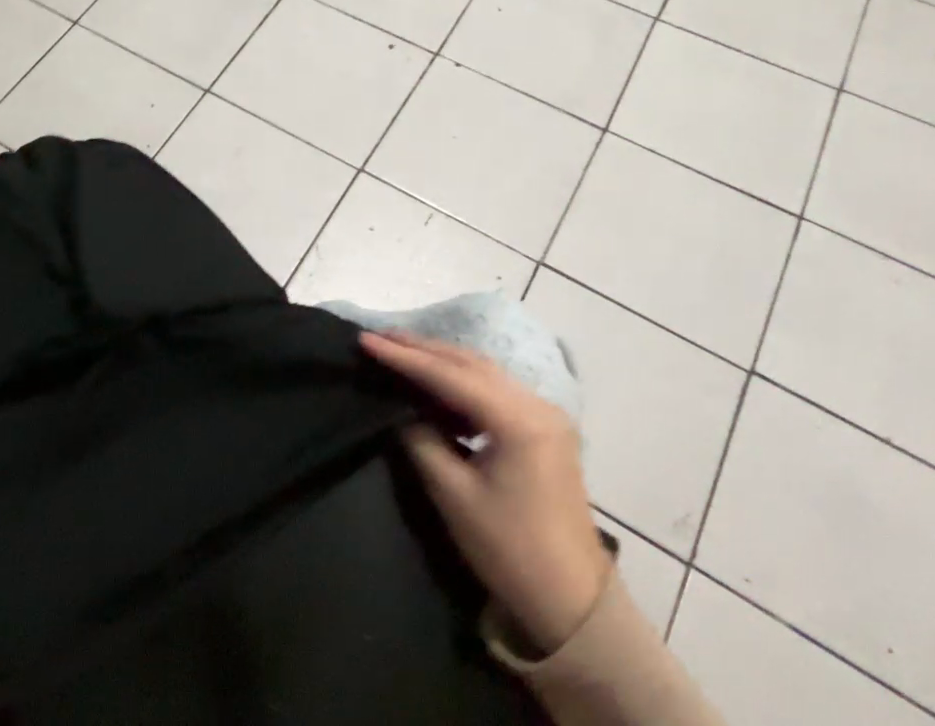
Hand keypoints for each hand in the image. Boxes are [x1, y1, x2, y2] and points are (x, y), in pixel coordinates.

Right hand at [362, 332, 609, 654]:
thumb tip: (400, 411)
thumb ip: (422, 441)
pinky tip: (435, 381)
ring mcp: (546, 417)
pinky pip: (496, 390)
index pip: (450, 375)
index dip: (404, 357)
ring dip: (441, 359)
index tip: (364, 340)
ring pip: (485, 372)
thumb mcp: (453, 494)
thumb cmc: (509, 547)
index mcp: (519, 420)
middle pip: (471, 364)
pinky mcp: (544, 432)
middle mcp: (538, 406)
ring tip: (398, 350)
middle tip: (376, 337)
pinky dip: (461, 379)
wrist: (570, 597)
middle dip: (422, 348)